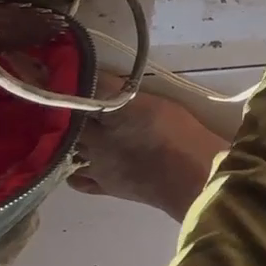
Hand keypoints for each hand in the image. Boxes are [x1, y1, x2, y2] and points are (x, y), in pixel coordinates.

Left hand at [68, 87, 227, 221]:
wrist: (193, 176)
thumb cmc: (181, 135)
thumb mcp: (157, 104)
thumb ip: (123, 94)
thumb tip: (94, 78)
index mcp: (110, 117)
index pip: (83, 99)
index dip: (78, 90)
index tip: (73, 80)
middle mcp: (96, 141)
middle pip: (72, 126)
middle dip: (72, 116)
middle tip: (78, 107)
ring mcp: (97, 166)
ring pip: (72, 151)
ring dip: (74, 142)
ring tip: (85, 134)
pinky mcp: (104, 187)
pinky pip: (78, 179)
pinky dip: (76, 170)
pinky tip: (84, 165)